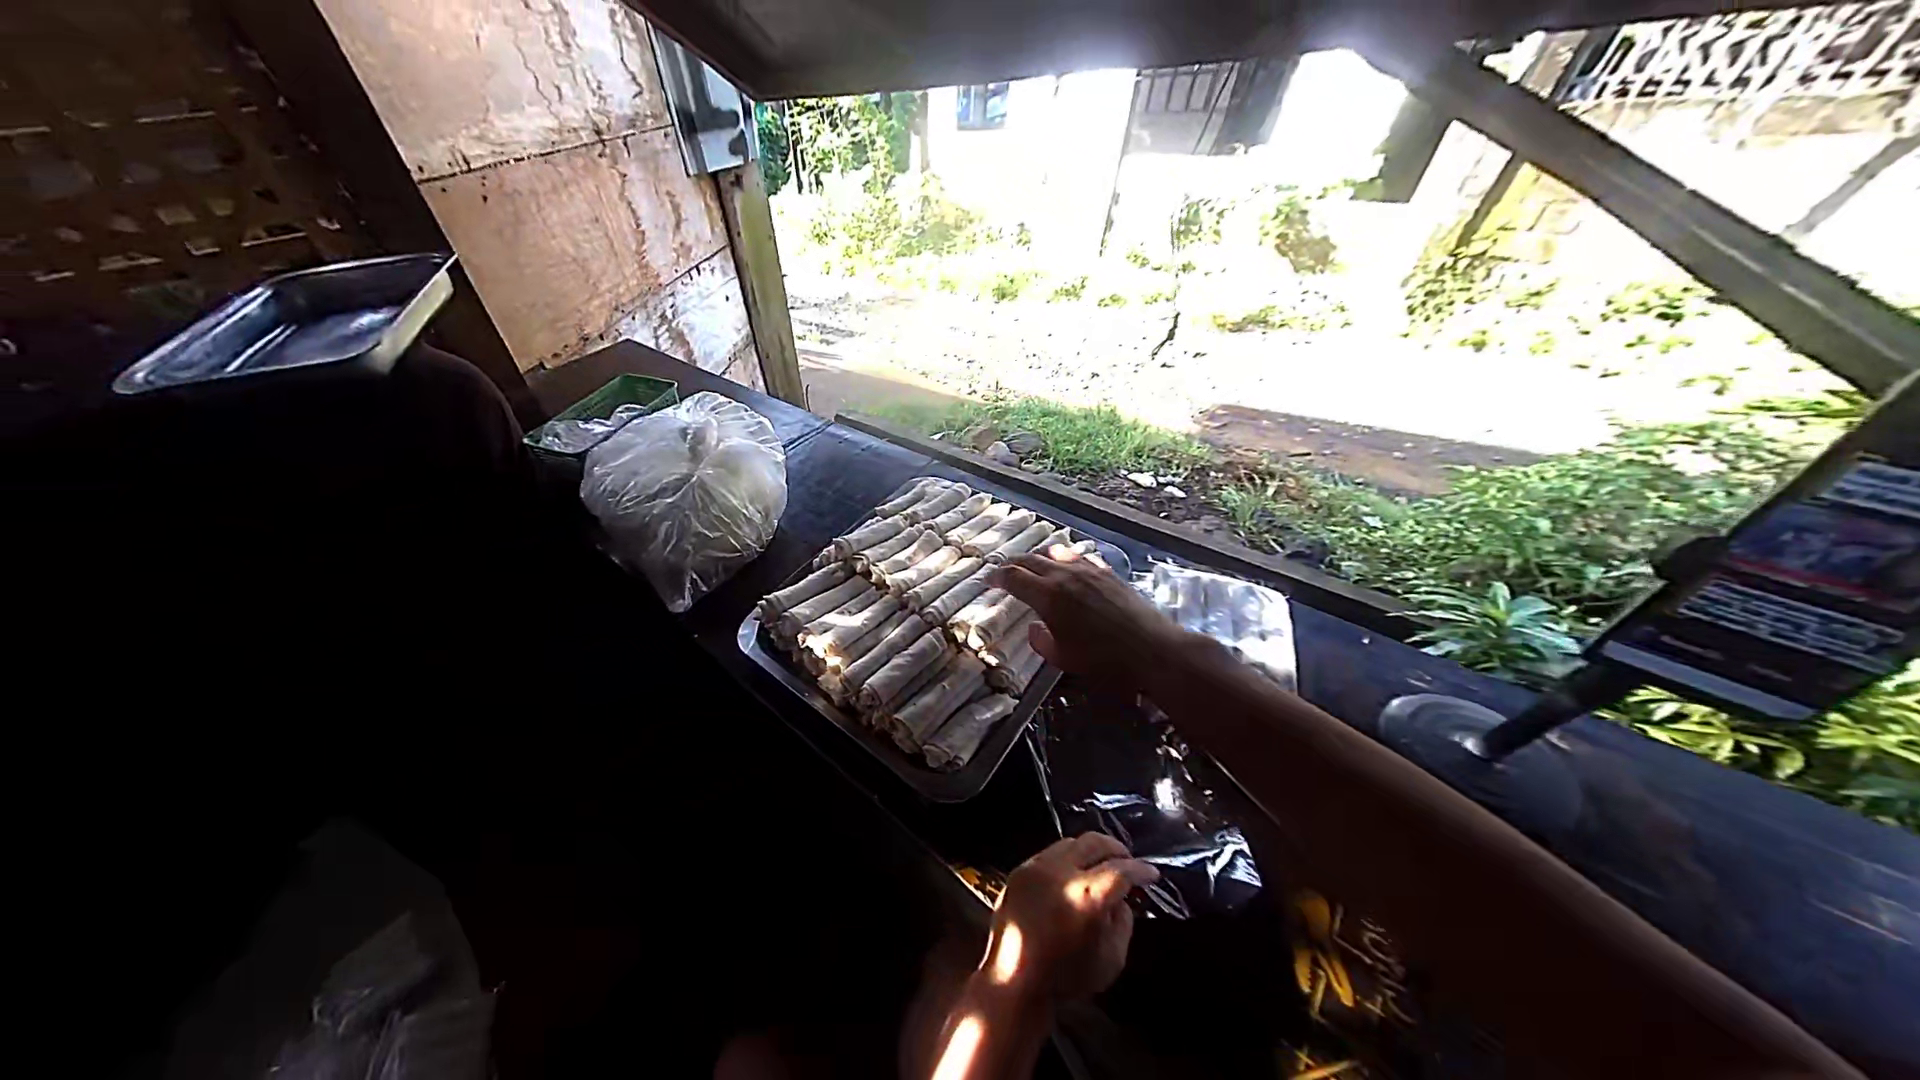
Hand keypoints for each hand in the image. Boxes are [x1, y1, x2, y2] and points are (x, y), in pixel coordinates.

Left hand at [984, 833, 1159, 1002]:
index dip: (1141, 870)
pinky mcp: (1019, 870)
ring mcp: (1036, 866)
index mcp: (1087, 895)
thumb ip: (1123, 921)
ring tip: (1101, 865)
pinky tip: (1072, 874)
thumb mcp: (1112, 958)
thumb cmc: (1066, 977)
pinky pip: (1050, 853)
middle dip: (1118, 849)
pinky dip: (1068, 859)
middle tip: (1128, 861)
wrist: (1014, 980)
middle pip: (1095, 842)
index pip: (1122, 870)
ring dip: (1091, 851)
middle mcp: (1060, 871)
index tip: (1151, 873)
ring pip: (1071, 842)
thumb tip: (1121, 898)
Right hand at [989, 551, 1188, 689]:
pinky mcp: (1106, 572)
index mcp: (1048, 596)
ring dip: (1038, 558)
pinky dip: (1064, 558)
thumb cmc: (1102, 659)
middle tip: (1005, 571)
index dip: (998, 577)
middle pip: (1031, 560)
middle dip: (1013, 564)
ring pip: (1055, 553)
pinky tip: (1066, 564)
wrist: (1149, 647)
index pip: (1014, 578)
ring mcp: (1088, 570)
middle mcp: (1065, 575)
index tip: (990, 580)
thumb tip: (1035, 626)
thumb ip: (1041, 641)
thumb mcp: (1062, 658)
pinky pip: (1078, 557)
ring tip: (1032, 565)